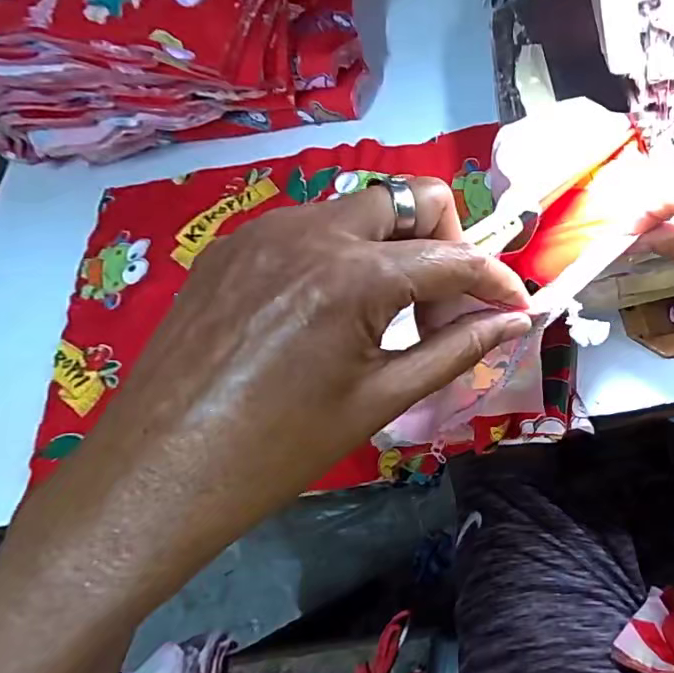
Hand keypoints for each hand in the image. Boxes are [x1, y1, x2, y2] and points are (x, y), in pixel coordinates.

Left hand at [11, 178, 531, 608]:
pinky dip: (341, 255)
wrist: (158, 473)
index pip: (452, 257)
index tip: (515, 305)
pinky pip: (308, 230)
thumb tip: (512, 321)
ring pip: (355, 211)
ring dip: (391, 248)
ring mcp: (263, 232)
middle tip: (444, 304)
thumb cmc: (280, 448)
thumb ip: (454, 349)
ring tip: (387, 315)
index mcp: (353, 276)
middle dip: (443, 240)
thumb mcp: (380, 399)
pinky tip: (330, 312)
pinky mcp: (231, 247)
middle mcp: (310, 232)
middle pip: (406, 199)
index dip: (494, 280)